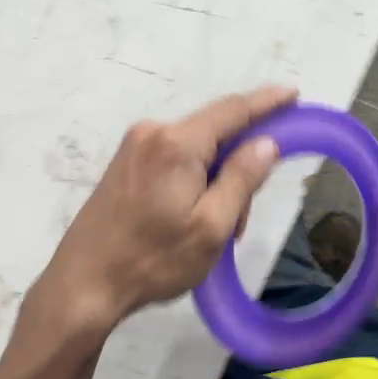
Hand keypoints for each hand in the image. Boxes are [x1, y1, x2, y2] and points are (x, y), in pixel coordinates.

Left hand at [34, 85, 296, 333]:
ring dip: (216, 182)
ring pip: (196, 151)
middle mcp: (153, 132)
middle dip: (239, 167)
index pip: (234, 110)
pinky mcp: (125, 164)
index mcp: (177, 143)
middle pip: (215, 133)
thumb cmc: (152, 260)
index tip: (294, 94)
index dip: (267, 102)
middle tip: (240, 221)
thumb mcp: (211, 227)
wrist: (83, 285)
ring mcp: (134, 147)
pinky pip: (175, 159)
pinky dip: (194, 182)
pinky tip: (190, 220)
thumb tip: (268, 142)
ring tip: (213, 234)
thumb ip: (242, 179)